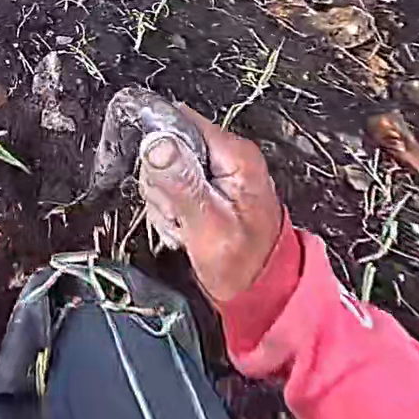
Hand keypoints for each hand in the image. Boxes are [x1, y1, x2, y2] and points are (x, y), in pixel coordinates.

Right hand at [138, 106, 286, 301]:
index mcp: (235, 154)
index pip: (183, 123)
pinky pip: (174, 184)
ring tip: (183, 224)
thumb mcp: (209, 227)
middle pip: (172, 145)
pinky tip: (183, 226)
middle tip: (177, 213)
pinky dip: (171, 207)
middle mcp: (228, 154)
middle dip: (163, 182)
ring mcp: (219, 169)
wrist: (260, 296)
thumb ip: (182, 184)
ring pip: (168, 166)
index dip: (161, 147)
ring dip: (165, 199)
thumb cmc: (242, 265)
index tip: (159, 181)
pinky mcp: (209, 184)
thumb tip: (157, 143)